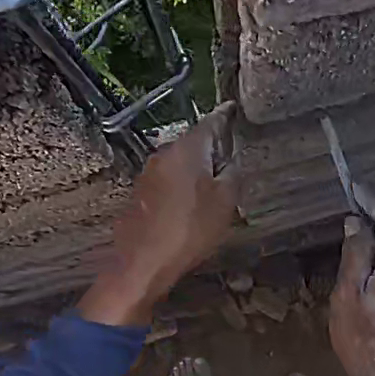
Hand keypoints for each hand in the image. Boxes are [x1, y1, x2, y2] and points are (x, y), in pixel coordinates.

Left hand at [78, 103, 241, 326]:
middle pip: (193, 143)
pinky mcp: (140, 194)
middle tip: (232, 162)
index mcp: (186, 149)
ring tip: (213, 189)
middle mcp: (163, 154)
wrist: (142, 263)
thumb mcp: (225, 203)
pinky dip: (181, 186)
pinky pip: (167, 181)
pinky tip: (190, 205)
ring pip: (179, 163)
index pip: (211, 123)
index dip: (226, 118)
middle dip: (212, 149)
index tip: (235, 112)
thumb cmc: (189, 230)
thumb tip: (231, 161)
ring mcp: (147, 174)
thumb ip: (232, 174)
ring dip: (195, 170)